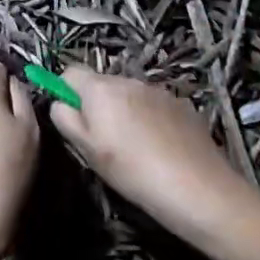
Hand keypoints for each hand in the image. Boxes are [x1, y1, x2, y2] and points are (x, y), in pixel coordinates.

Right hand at [50, 68, 252, 237]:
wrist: (198, 188)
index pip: (70, 72)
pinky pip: (153, 105)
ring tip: (133, 146)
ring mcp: (160, 91)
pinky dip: (149, 118)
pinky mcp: (183, 105)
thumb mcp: (85, 148)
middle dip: (96, 104)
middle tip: (102, 139)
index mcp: (101, 89)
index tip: (72, 118)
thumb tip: (60, 103)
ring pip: (129, 95)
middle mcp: (130, 81)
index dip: (65, 91)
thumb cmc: (131, 169)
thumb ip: (64, 118)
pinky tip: (158, 147)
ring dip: (124, 111)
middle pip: (101, 84)